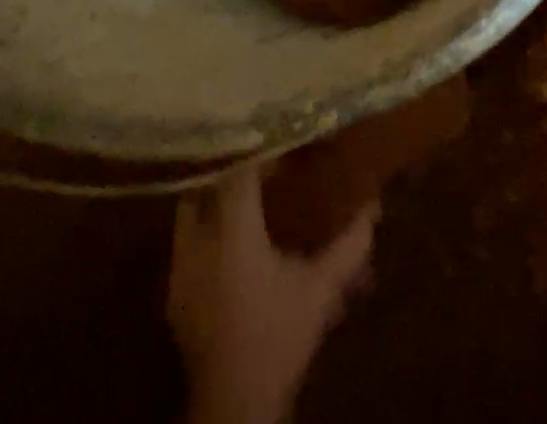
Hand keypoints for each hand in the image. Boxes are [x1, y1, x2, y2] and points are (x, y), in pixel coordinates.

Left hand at [168, 160, 376, 423]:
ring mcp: (178, 272)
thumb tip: (373, 208)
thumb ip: (348, 245)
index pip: (235, 178)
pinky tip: (233, 242)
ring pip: (187, 218)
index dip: (257, 157)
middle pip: (200, 191)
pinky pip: (186, 245)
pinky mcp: (173, 294)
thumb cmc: (281, 336)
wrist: (237, 398)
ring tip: (248, 200)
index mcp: (232, 239)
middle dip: (228, 175)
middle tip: (260, 169)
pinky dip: (207, 232)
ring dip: (214, 204)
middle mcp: (196, 248)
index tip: (280, 147)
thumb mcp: (322, 289)